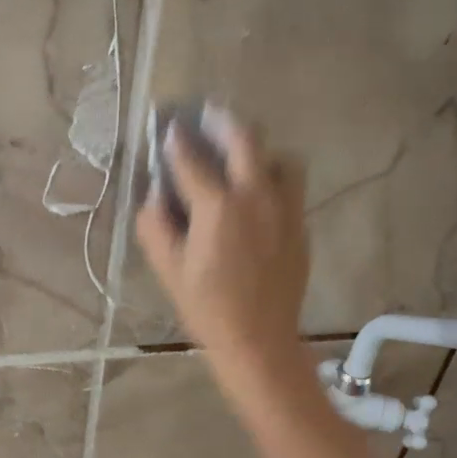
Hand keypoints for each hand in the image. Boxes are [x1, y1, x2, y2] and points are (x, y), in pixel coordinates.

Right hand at [136, 107, 309, 383]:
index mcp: (218, 206)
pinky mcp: (301, 225)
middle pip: (245, 139)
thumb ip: (155, 225)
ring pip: (280, 157)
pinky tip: (258, 195)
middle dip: (222, 122)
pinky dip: (274, 178)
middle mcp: (257, 196)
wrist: (259, 340)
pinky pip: (291, 186)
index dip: (176, 140)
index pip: (191, 159)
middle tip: (208, 116)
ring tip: (242, 157)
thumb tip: (155, 194)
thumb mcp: (168, 270)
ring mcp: (286, 208)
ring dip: (258, 149)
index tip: (168, 129)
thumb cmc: (207, 309)